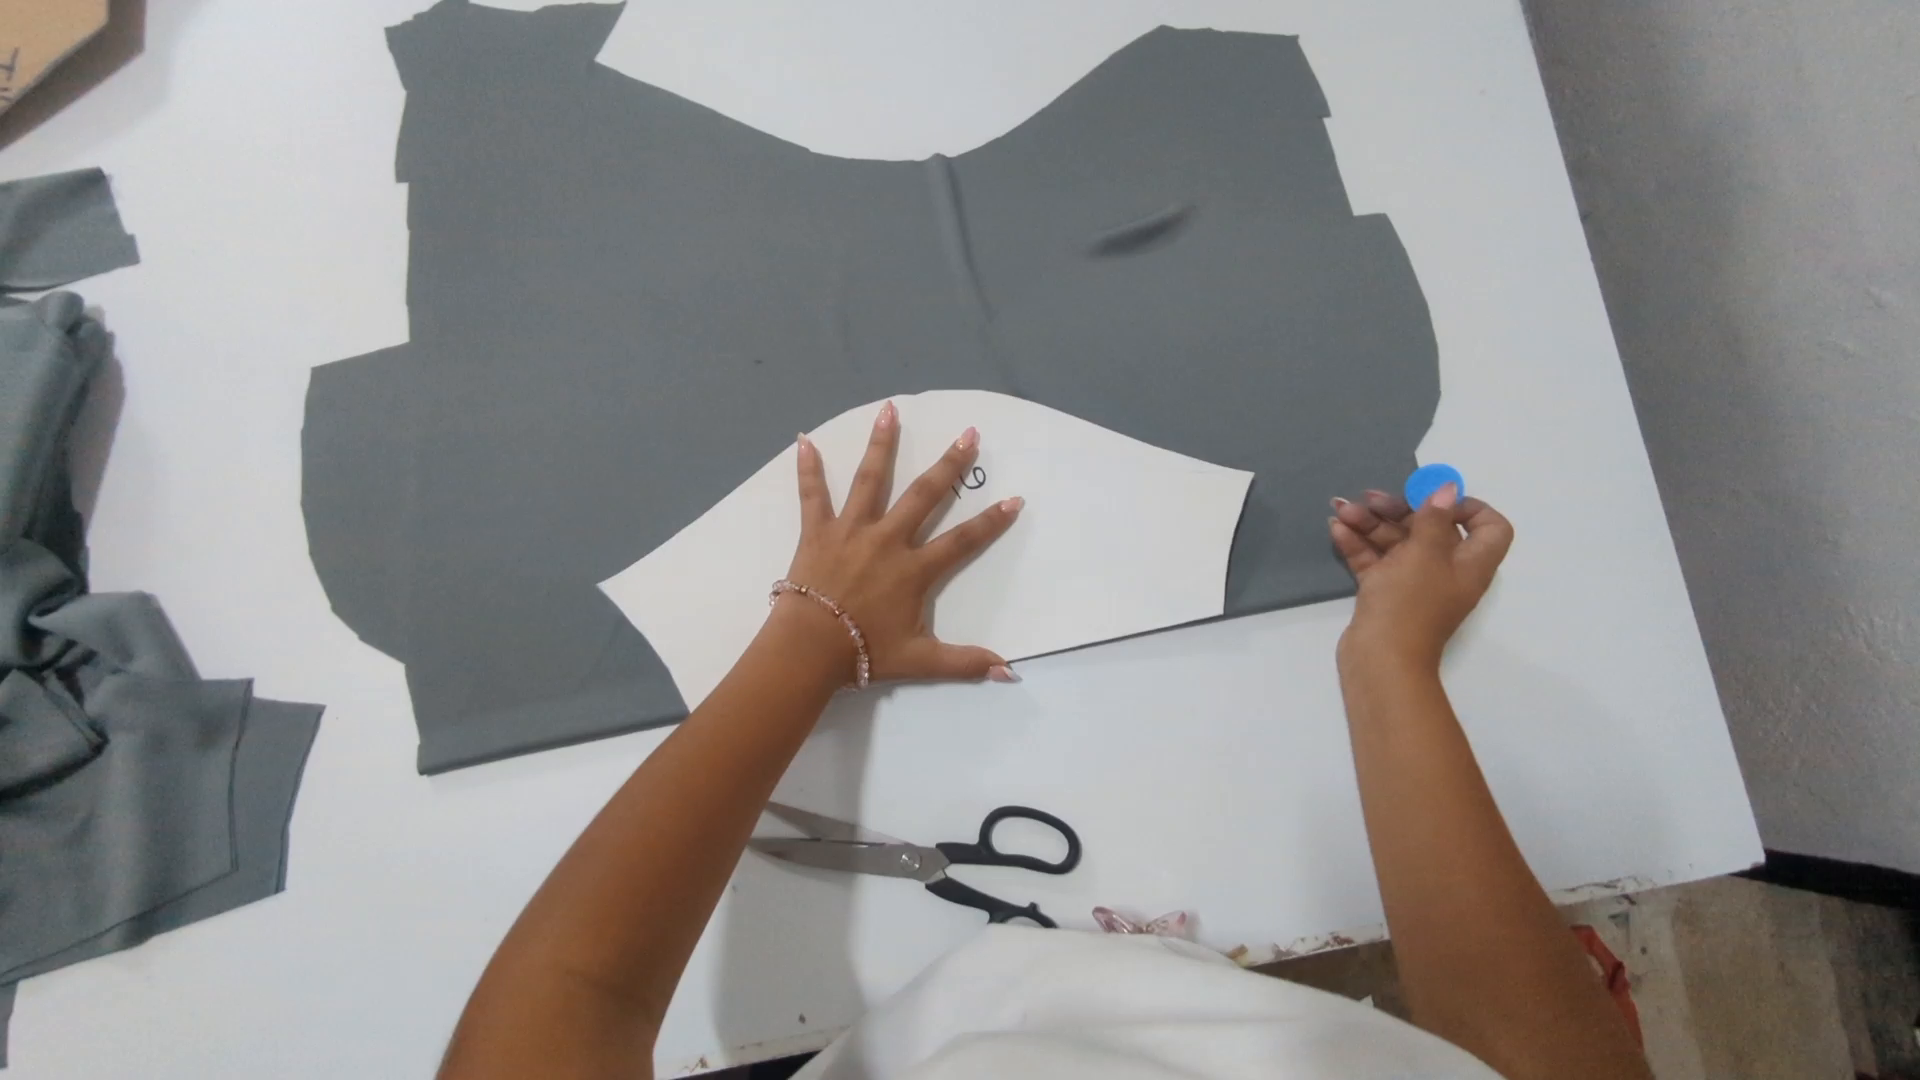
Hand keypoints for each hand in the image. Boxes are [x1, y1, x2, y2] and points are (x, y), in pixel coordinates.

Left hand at [784, 401, 1023, 682]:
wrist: (809, 648)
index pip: (962, 540)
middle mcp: (888, 539)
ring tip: (890, 410)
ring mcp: (851, 530)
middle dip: (949, 464)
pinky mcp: (818, 531)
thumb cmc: (864, 652)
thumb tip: (1011, 672)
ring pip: (870, 480)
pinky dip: (808, 468)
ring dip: (882, 444)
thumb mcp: (921, 661)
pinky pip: (812, 494)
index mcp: (914, 568)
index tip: (1014, 498)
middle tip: (968, 434)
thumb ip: (966, 663)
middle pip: (924, 495)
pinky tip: (804, 440)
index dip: (991, 521)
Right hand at [1328, 484, 1513, 668]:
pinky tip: (1336, 529)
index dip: (1468, 507)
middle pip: (1429, 528)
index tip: (1434, 499)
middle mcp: (1444, 570)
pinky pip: (1373, 560)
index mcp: (1469, 563)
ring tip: (1340, 509)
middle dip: (1397, 510)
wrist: (1380, 657)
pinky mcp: (1383, 592)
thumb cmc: (1411, 604)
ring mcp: (1412, 582)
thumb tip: (1447, 488)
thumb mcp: (1424, 555)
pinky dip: (1357, 543)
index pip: (1489, 528)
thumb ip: (1433, 519)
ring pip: (1395, 542)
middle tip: (1368, 499)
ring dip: (1369, 523)